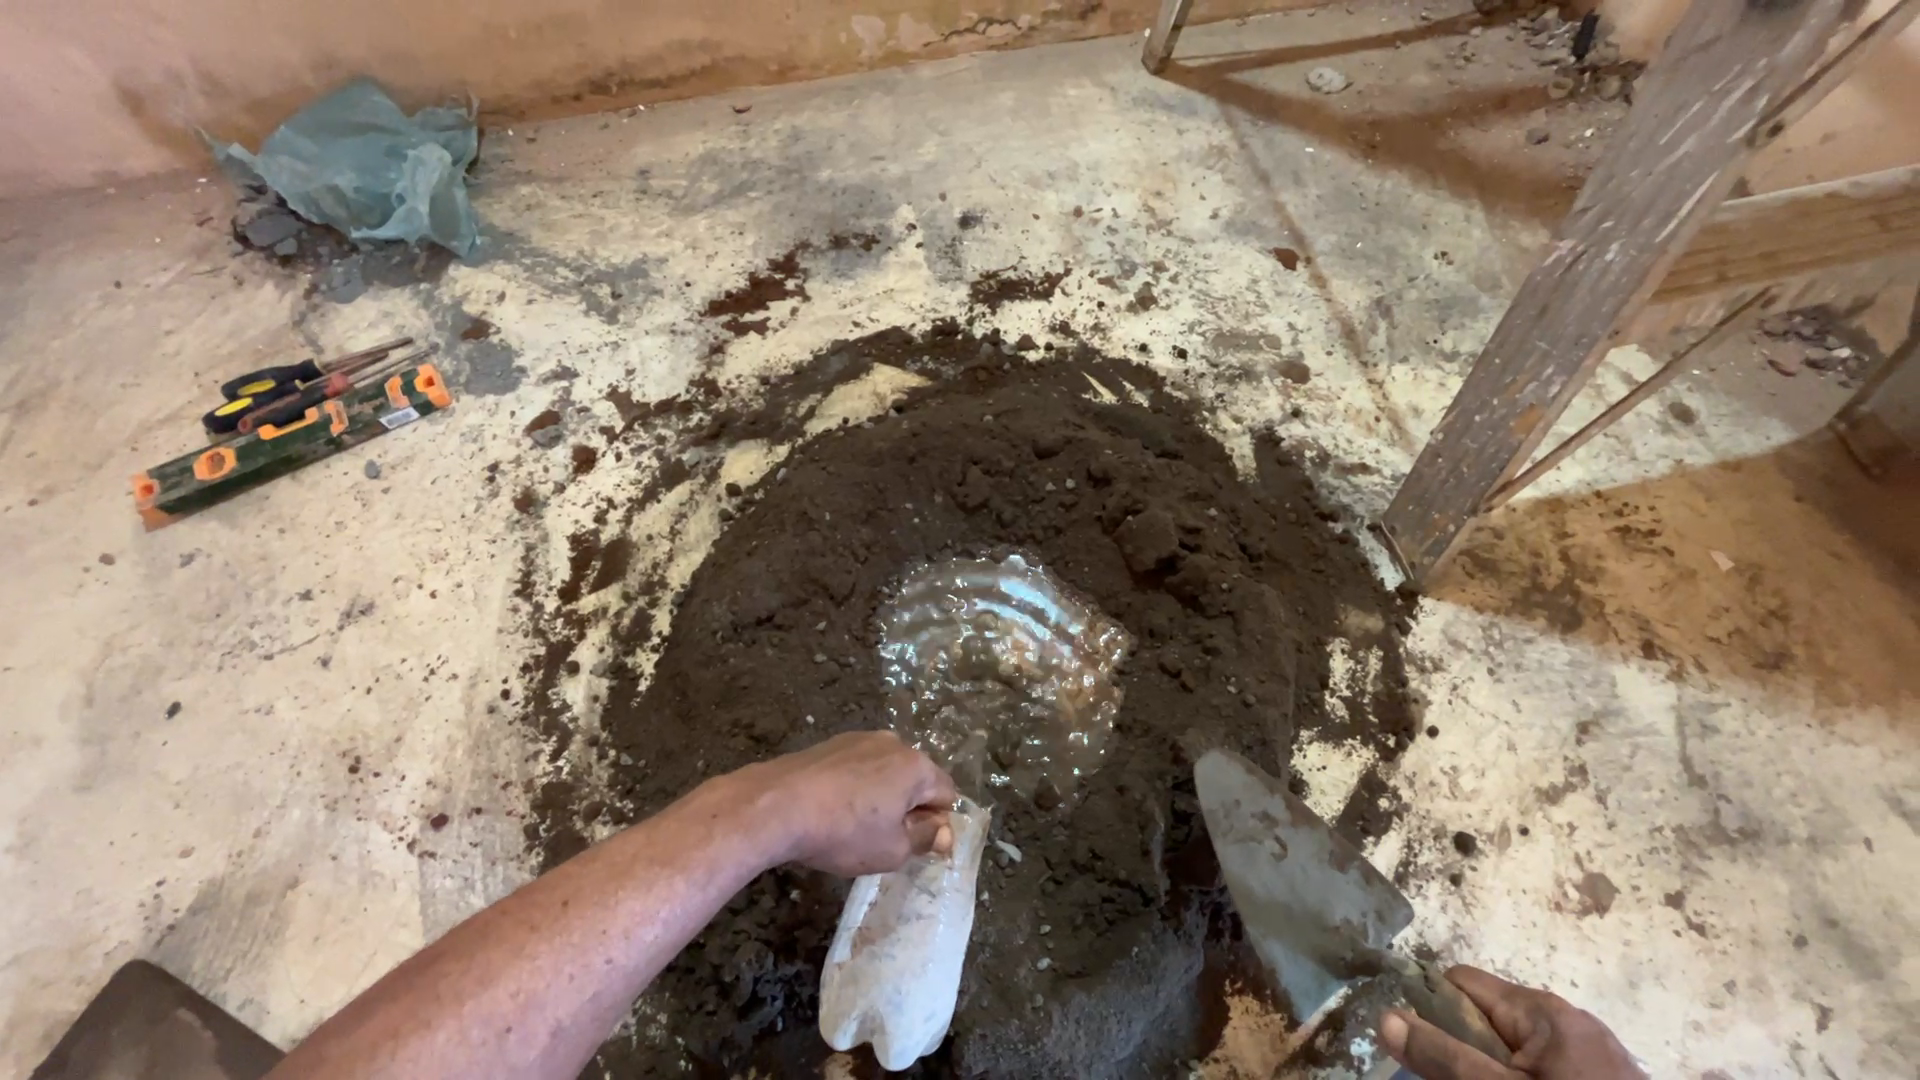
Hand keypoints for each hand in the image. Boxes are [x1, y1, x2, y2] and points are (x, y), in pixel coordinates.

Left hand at [744, 731, 957, 876]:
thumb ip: (926, 839)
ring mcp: (860, 739)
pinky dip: (856, 788)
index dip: (938, 825)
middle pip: (916, 779)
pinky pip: (858, 768)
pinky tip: (834, 810)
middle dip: (909, 809)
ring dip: (882, 797)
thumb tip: (943, 830)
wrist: (779, 805)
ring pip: (885, 772)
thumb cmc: (845, 832)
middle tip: (887, 840)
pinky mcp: (832, 744)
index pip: (947, 794)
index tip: (917, 847)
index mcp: (917, 766)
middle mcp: (893, 743)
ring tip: (855, 827)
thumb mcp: (894, 850)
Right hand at [1378, 966, 1643, 1079]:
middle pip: (1484, 1018)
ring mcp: (1594, 1055)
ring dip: (1491, 1071)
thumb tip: (1383, 1015)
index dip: (1431, 1010)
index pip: (1458, 982)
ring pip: (1513, 1051)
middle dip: (1463, 1050)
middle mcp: (1567, 1020)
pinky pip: (1546, 1070)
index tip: (1424, 1051)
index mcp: (1541, 1009)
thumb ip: (1444, 1056)